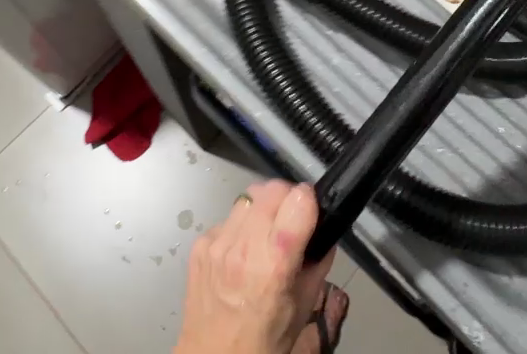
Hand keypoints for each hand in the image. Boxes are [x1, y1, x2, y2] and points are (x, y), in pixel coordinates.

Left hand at [174, 182, 337, 353]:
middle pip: (271, 189)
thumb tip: (325, 233)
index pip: (298, 199)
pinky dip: (240, 227)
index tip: (312, 209)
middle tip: (293, 218)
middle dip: (287, 197)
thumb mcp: (303, 306)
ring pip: (248, 197)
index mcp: (274, 263)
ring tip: (266, 235)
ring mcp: (218, 242)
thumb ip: (318, 263)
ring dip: (263, 208)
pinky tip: (243, 252)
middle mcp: (243, 246)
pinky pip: (227, 219)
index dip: (309, 201)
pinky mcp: (201, 244)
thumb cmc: (263, 342)